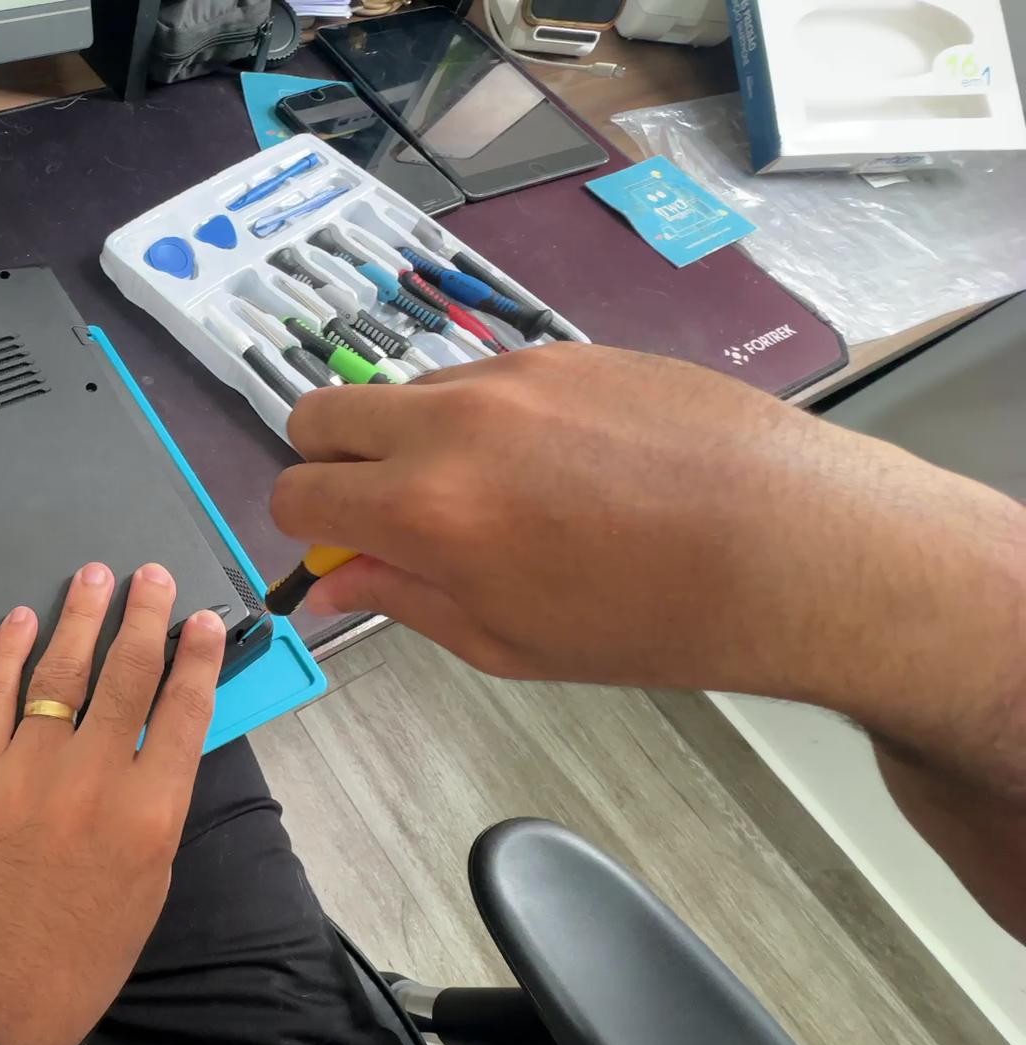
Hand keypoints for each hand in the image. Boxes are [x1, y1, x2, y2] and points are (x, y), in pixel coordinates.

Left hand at [0, 562, 226, 1044]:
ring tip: (94, 576)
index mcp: (150, 813)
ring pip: (60, 673)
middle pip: (126, 674)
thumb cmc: (86, 947)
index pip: (184, 709)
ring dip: (81, 617)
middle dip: (143, 615)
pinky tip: (21, 619)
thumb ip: (159, 799)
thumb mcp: (150, 878)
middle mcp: (94, 780)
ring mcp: (28, 771)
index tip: (202, 621)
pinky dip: (6, 652)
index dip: (197, 657)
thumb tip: (163, 730)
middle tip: (149, 575)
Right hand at [269, 344, 1025, 790]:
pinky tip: (548, 457)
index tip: (335, 547)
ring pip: (395, 396)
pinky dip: (473, 419)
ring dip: (403, 440)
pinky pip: (472, 379)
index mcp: (424, 509)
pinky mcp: (558, 348)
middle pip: (314, 414)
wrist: (806, 549)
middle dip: (323, 463)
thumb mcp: (499, 638)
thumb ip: (393, 598)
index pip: (296, 495)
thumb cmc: (641, 622)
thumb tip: (324, 585)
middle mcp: (447, 425)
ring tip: (486, 485)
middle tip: (379, 504)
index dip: (300, 528)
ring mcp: (504, 375)